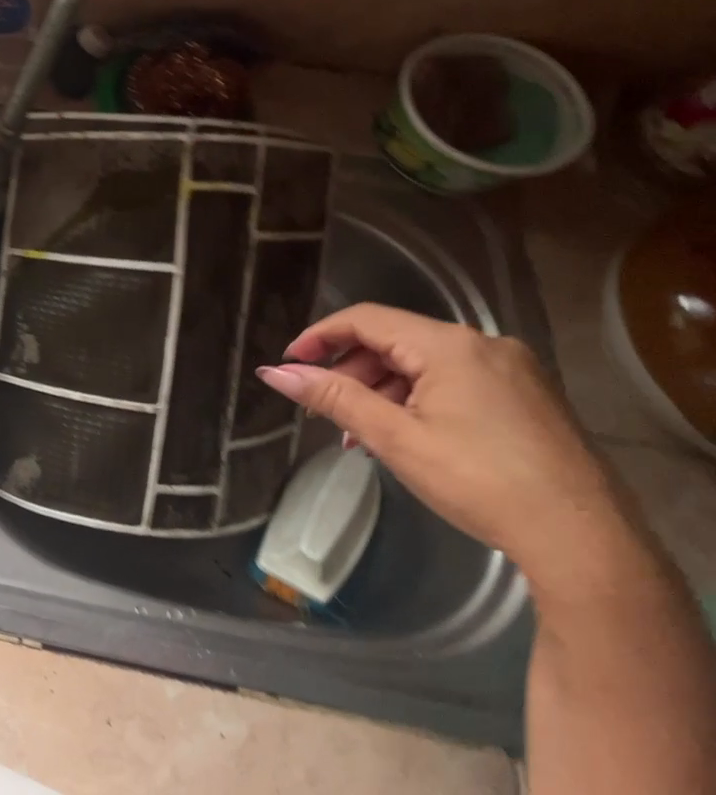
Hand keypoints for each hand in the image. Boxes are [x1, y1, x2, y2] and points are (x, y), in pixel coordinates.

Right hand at [255, 303, 621, 584]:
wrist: (583, 538)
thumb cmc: (478, 480)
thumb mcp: (393, 436)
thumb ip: (332, 397)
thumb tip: (273, 373)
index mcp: (450, 346)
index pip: (366, 319)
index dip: (319, 337)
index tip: (288, 366)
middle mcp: (485, 346)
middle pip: (394, 341)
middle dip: (349, 372)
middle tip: (322, 413)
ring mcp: (513, 371)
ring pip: (422, 364)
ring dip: (380, 391)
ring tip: (359, 436)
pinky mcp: (527, 398)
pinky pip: (453, 382)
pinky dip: (415, 401)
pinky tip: (403, 437)